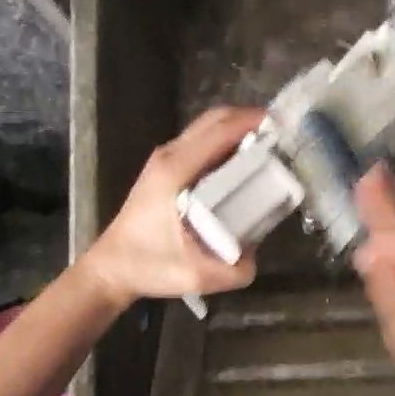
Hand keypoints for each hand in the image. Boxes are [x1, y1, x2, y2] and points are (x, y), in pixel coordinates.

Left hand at [83, 107, 265, 302]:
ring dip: (236, 129)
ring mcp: (164, 159)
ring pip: (206, 128)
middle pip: (213, 120)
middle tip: (280, 135)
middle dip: (248, 120)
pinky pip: (200, 142)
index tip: (283, 127)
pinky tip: (243, 161)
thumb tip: (258, 251)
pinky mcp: (164, 167)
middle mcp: (169, 157)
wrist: (111, 268)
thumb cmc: (149, 267)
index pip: (219, 132)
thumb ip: (236, 269)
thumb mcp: (198, 276)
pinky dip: (224, 141)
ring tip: (268, 146)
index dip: (252, 122)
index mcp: (175, 173)